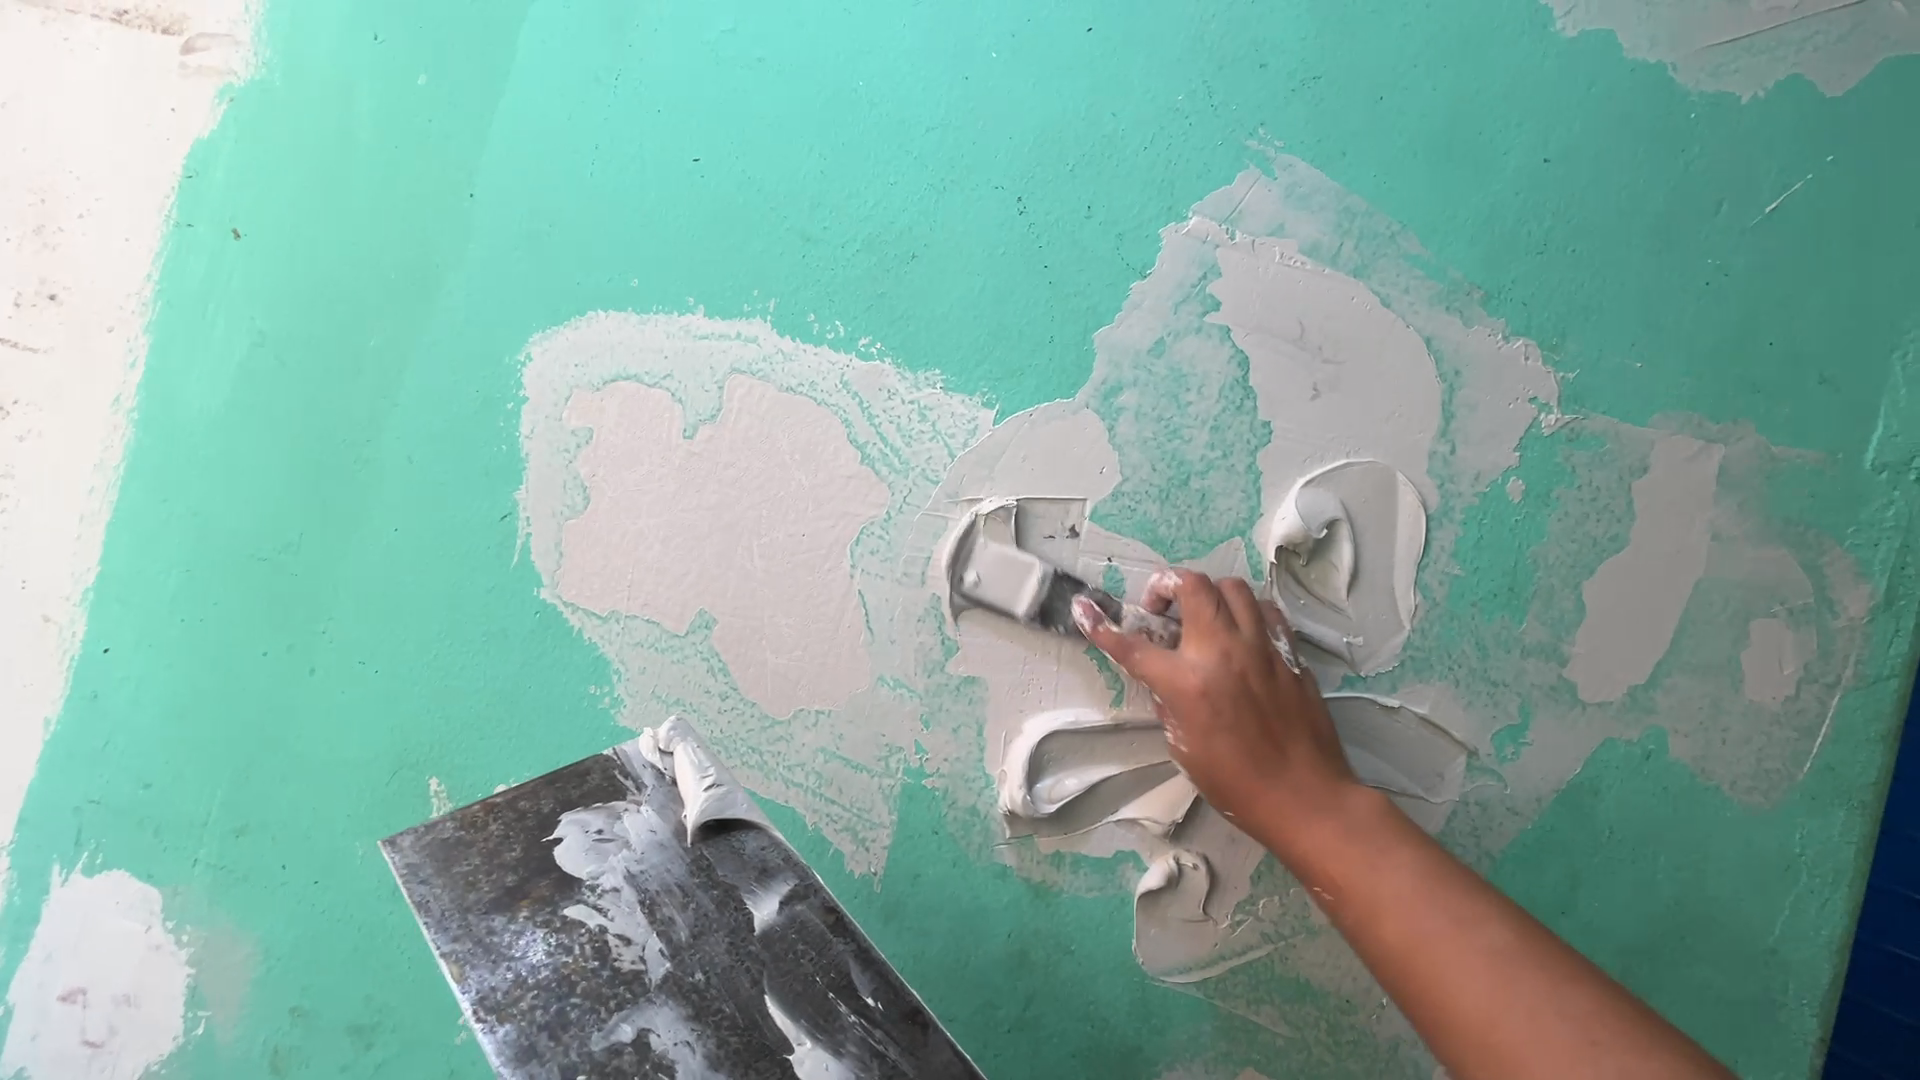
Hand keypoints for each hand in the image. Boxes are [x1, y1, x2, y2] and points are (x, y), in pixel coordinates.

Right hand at [1071, 569, 1355, 837]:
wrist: (1304, 797)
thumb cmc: (1235, 783)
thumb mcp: (1182, 745)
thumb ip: (1168, 700)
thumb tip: (1164, 676)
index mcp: (1188, 682)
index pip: (1133, 646)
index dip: (1102, 627)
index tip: (1083, 609)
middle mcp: (1223, 652)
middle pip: (1192, 586)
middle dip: (1167, 587)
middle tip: (1163, 611)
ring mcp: (1262, 647)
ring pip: (1233, 587)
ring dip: (1209, 594)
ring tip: (1204, 618)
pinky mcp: (1290, 653)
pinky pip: (1266, 610)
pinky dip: (1246, 611)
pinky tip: (1241, 633)